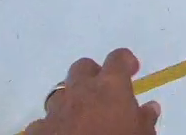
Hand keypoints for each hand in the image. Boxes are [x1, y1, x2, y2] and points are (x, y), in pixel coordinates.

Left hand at [26, 48, 160, 133]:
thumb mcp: (142, 134)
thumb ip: (145, 119)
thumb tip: (149, 109)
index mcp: (110, 85)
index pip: (118, 57)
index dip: (125, 62)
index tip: (132, 73)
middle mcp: (81, 91)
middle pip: (81, 68)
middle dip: (90, 76)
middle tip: (101, 93)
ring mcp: (55, 112)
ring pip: (58, 94)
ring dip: (69, 102)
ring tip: (79, 120)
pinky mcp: (35, 133)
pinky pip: (42, 124)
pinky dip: (50, 128)